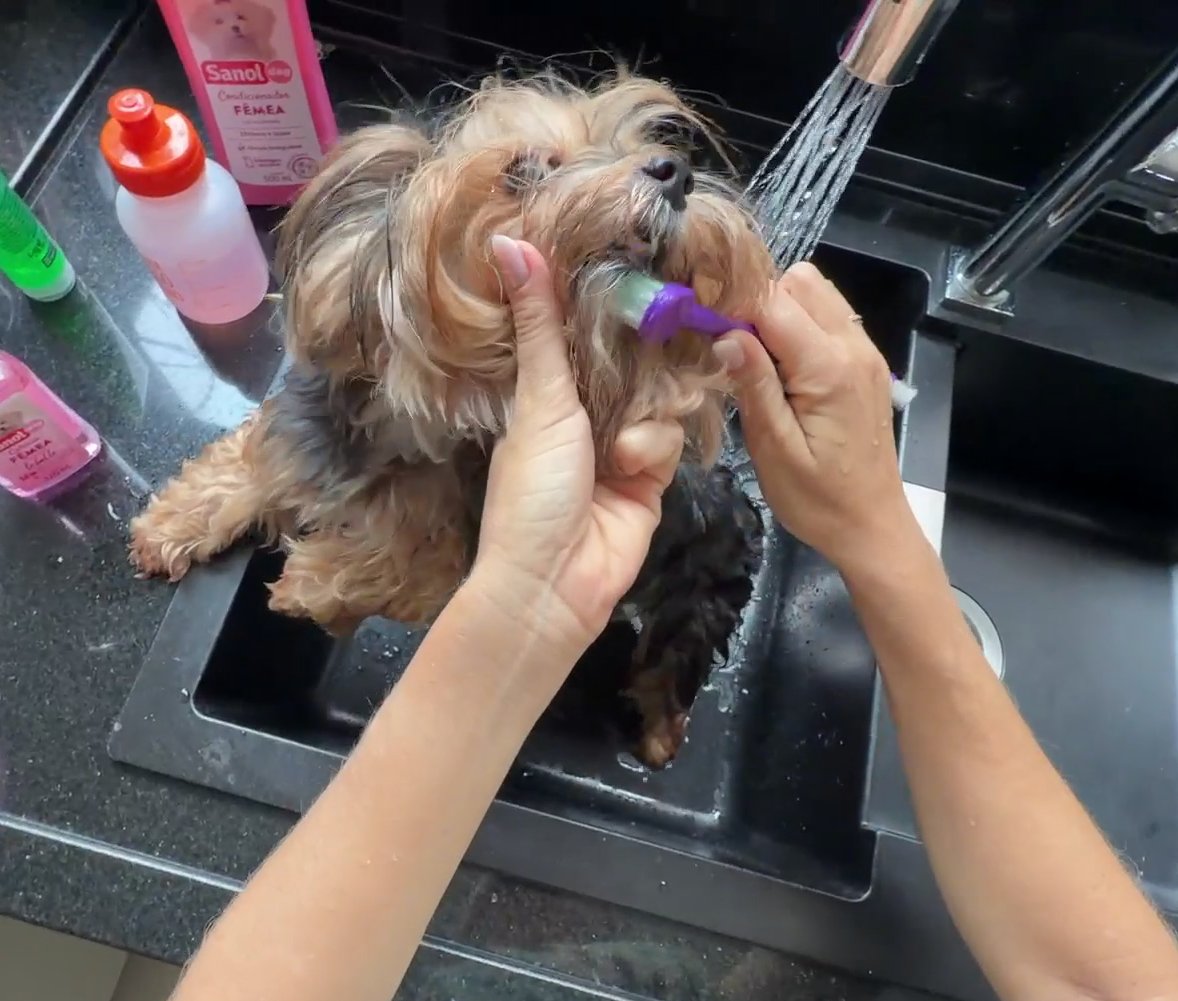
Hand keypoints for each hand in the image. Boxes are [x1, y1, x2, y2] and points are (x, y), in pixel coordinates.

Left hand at [468, 236, 683, 651]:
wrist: (554, 581)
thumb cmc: (534, 488)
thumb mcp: (540, 400)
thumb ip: (539, 324)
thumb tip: (505, 241)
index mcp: (547, 395)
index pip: (582, 334)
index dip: (607, 304)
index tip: (640, 262)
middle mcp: (584, 416)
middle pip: (630, 363)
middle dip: (646, 353)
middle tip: (671, 322)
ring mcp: (619, 447)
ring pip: (657, 398)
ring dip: (647, 414)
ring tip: (625, 440)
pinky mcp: (650, 477)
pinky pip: (669, 438)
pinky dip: (656, 446)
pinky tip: (636, 465)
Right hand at [714, 262, 911, 569]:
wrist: (871, 526)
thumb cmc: (816, 499)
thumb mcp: (774, 448)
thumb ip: (754, 385)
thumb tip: (725, 333)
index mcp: (829, 368)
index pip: (774, 301)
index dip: (733, 304)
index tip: (701, 325)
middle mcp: (853, 347)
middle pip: (799, 281)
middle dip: (757, 301)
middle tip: (728, 345)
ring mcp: (865, 353)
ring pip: (816, 292)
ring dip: (778, 310)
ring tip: (752, 355)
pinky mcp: (864, 364)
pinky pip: (829, 317)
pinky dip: (798, 325)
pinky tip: (779, 365)